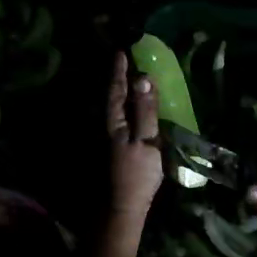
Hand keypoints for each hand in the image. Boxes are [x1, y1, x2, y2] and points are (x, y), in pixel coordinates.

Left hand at [105, 51, 162, 224]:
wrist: (126, 206)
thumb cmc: (137, 172)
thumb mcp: (145, 138)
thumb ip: (145, 109)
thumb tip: (142, 77)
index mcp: (115, 121)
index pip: (116, 89)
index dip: (119, 70)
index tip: (122, 50)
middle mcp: (111, 125)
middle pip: (114, 95)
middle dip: (120, 76)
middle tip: (126, 57)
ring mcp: (114, 137)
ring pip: (118, 106)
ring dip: (124, 89)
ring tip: (131, 74)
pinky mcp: (121, 146)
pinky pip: (125, 116)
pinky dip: (130, 104)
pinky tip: (136, 104)